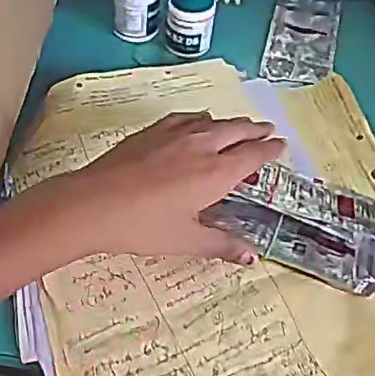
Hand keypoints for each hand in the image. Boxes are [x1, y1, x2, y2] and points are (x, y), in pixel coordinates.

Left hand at [37, 113, 284, 262]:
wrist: (93, 202)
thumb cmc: (143, 226)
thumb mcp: (186, 240)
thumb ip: (222, 244)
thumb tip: (252, 256)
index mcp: (215, 173)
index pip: (252, 156)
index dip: (270, 149)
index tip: (281, 144)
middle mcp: (200, 146)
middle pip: (237, 130)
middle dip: (256, 130)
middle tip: (268, 130)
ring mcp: (174, 134)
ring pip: (212, 121)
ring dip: (231, 123)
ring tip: (238, 127)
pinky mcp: (151, 132)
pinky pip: (186, 118)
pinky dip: (201, 119)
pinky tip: (196, 123)